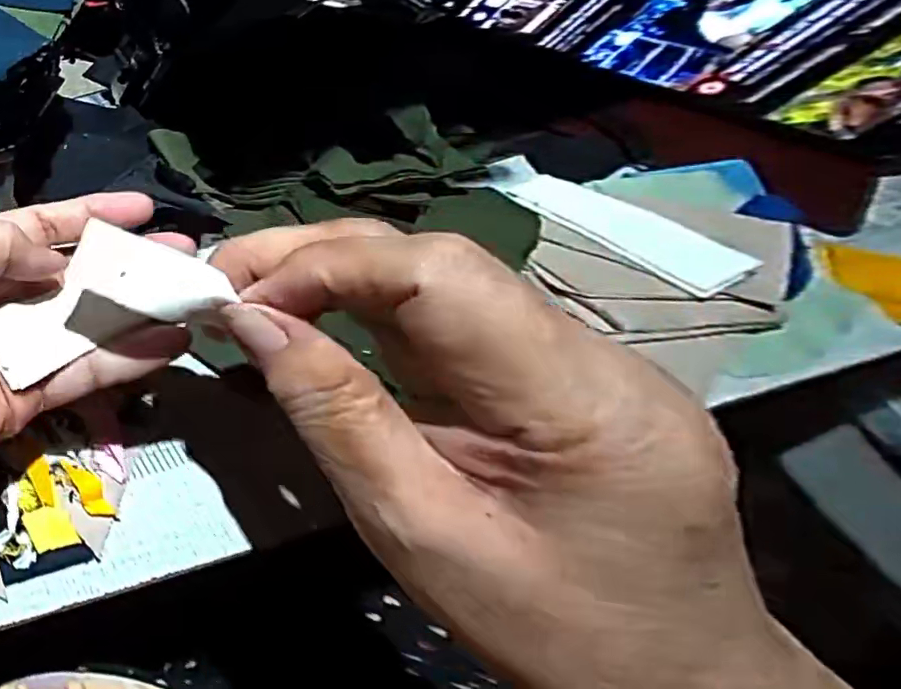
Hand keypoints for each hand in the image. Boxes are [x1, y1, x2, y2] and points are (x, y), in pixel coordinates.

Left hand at [0, 193, 192, 529]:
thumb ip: (4, 247)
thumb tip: (59, 259)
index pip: (39, 228)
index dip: (89, 216)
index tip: (141, 209)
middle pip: (72, 276)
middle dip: (124, 263)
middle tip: (181, 253)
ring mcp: (12, 351)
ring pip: (86, 323)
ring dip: (135, 309)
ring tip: (188, 294)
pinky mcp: (25, 400)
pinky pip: (82, 371)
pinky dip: (124, 358)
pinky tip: (167, 342)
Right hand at [208, 221, 842, 688]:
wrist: (672, 684)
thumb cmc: (549, 628)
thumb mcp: (415, 530)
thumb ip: (332, 414)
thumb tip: (250, 321)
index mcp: (578, 397)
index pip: (437, 276)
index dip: (327, 268)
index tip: (245, 301)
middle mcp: (582, 349)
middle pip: (427, 257)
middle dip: (312, 255)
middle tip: (227, 277)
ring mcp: (561, 348)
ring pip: (422, 269)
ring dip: (324, 269)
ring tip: (250, 289)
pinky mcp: (529, 359)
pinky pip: (429, 304)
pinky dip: (351, 298)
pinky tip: (305, 311)